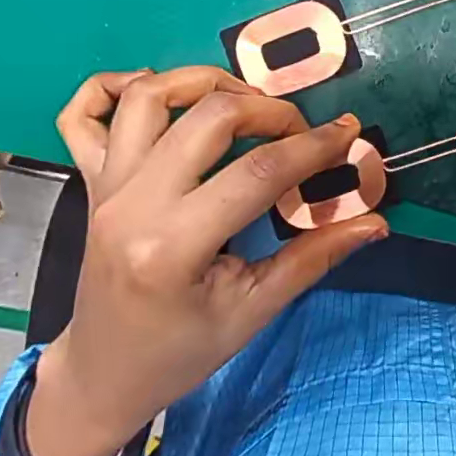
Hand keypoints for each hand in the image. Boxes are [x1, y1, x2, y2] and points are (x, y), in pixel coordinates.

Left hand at [26, 67, 388, 455]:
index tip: (346, 134)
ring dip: (200, 82)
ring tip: (241, 99)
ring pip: (146, 99)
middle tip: (297, 129)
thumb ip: (312, 260)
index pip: (257, 173)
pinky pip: (81, 114)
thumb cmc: (180, 353)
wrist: (105, 373)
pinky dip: (112, 86)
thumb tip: (374, 223)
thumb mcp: (252, 313)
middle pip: (206, 119)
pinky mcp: (89, 183)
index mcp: (173, 247)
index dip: (311, 147)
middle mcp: (131, 203)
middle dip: (266, 110)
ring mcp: (103, 187)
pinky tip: (155, 91)